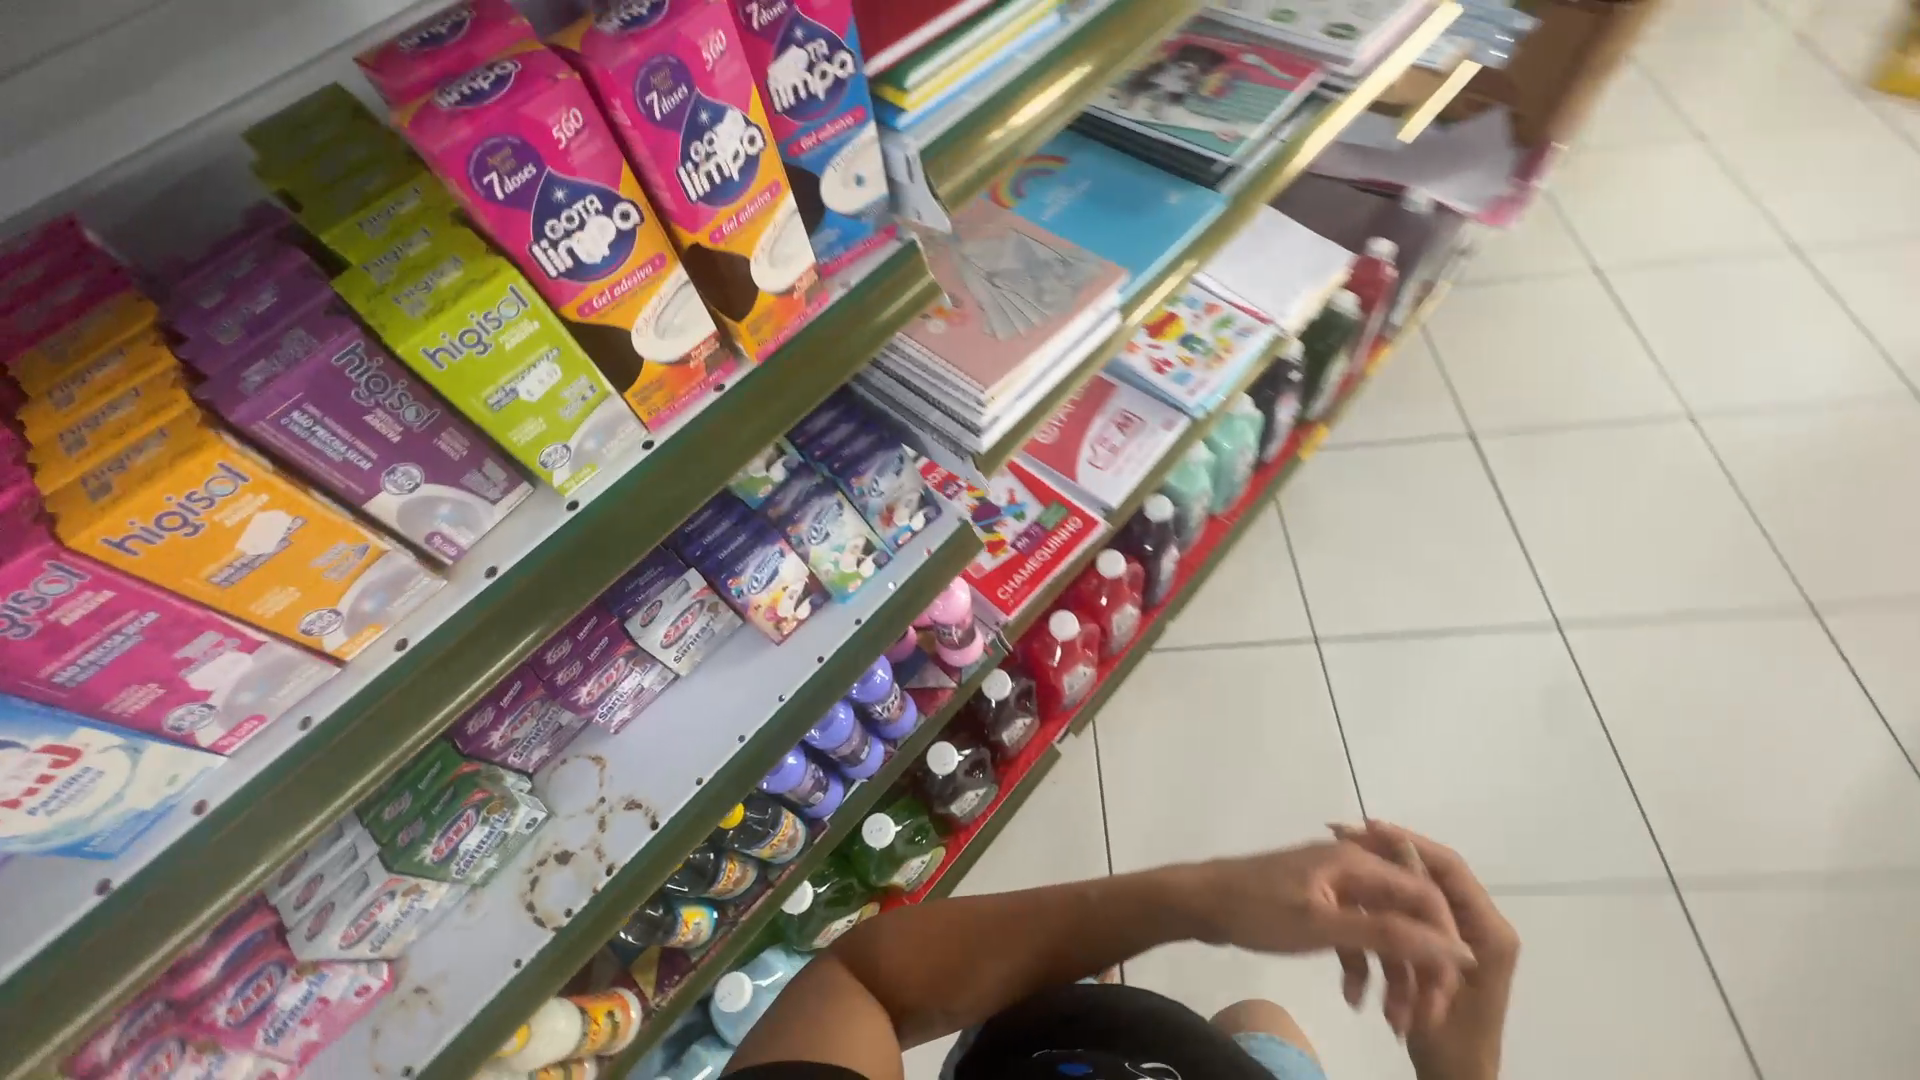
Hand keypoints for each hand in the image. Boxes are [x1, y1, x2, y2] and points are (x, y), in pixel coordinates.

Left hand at [1181, 842, 1476, 1036]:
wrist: (1199, 904)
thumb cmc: (1257, 909)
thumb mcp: (1324, 926)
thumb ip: (1389, 934)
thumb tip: (1457, 948)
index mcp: (1356, 862)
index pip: (1425, 897)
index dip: (1444, 943)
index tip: (1450, 990)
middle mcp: (1350, 869)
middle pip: (1406, 917)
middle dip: (1418, 967)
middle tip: (1421, 1015)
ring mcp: (1332, 887)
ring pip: (1380, 932)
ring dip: (1390, 975)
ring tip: (1390, 1020)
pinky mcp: (1316, 906)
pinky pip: (1353, 936)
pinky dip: (1358, 967)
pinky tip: (1352, 999)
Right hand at [1331, 822, 1518, 1079]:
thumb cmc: (1452, 1035)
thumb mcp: (1436, 969)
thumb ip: (1419, 911)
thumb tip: (1401, 851)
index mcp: (1488, 928)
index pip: (1448, 865)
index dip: (1406, 840)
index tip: (1364, 826)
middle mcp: (1478, 927)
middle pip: (1425, 876)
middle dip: (1382, 858)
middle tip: (1338, 837)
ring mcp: (1456, 939)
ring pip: (1410, 897)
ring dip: (1375, 892)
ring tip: (1340, 867)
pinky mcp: (1436, 952)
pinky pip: (1403, 921)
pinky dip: (1376, 920)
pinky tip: (1345, 903)